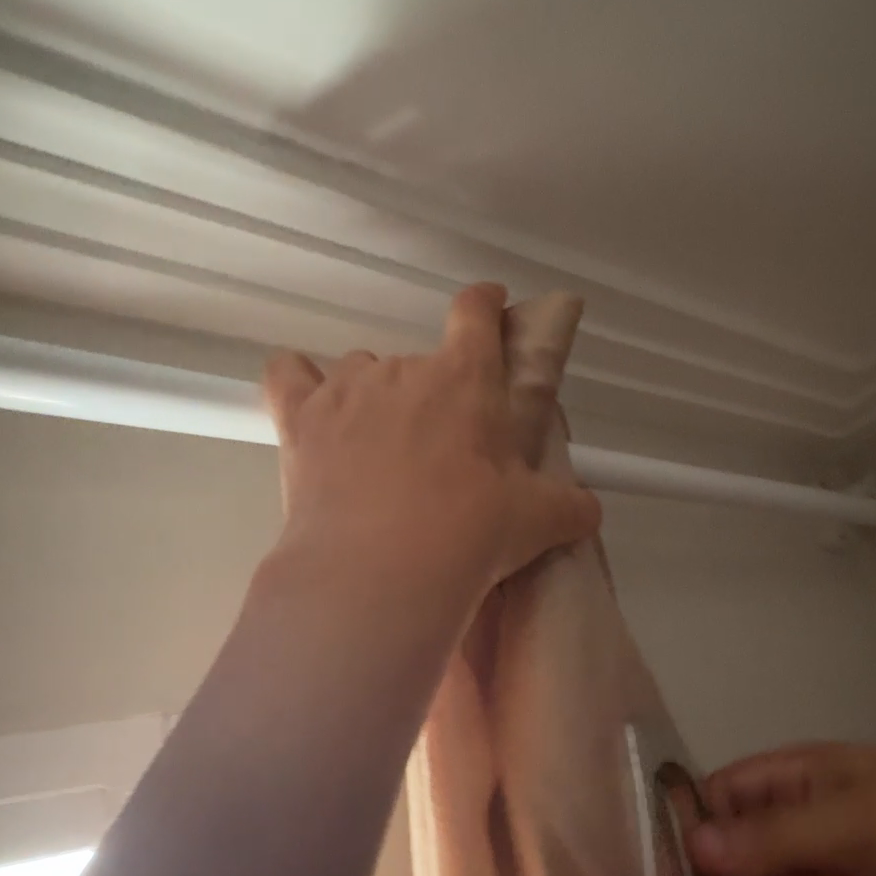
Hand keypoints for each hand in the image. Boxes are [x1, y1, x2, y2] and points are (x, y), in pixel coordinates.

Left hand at [262, 283, 601, 604]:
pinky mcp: (299, 419)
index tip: (490, 305)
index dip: (485, 303)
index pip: (475, 312)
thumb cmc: (470, 532)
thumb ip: (571, 506)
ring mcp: (347, 389)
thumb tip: (587, 510)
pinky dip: (299, 382)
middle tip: (443, 448)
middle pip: (420, 359)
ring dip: (376, 396)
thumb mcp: (539, 520)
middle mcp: (404, 369)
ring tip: (381, 449)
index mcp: (466, 378)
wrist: (381, 572)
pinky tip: (311, 409)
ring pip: (362, 370)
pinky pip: (288, 374)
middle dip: (434, 394)